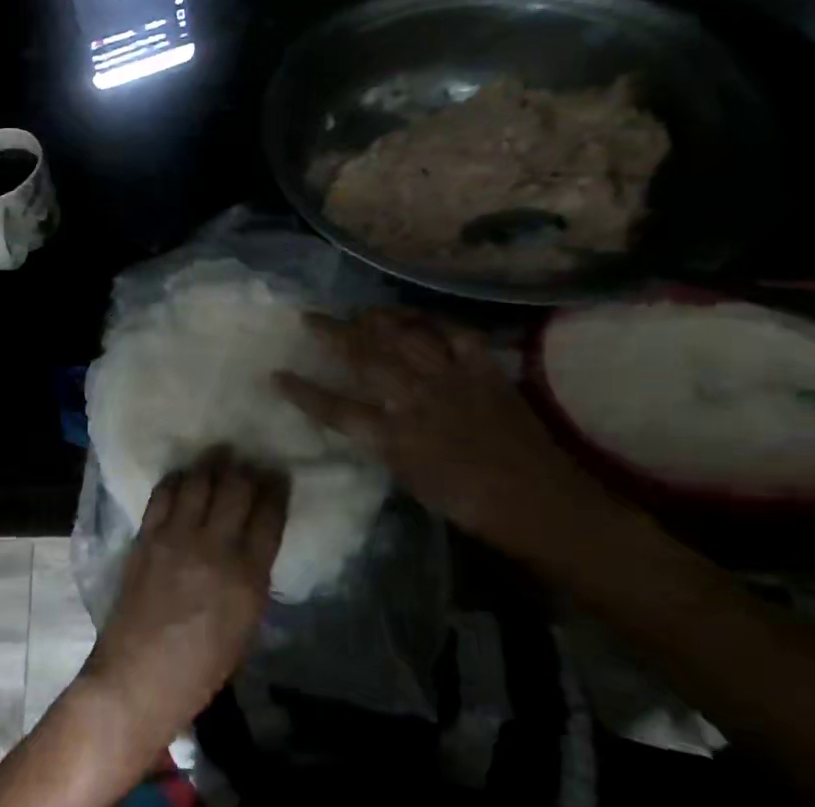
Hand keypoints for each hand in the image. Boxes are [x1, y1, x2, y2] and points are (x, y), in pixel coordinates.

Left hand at [81, 453, 287, 742]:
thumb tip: (253, 541)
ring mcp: (177, 537)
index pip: (270, 515)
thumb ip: (253, 577)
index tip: (279, 477)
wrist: (137, 680)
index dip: (277, 489)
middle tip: (249, 465)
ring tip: (219, 458)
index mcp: (247, 576)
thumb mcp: (246, 626)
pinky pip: (164, 493)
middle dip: (248, 470)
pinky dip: (178, 479)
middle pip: (237, 487)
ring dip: (213, 465)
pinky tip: (185, 478)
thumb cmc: (200, 668)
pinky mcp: (146, 536)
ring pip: (200, 480)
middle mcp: (215, 547)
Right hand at [274, 308, 616, 563]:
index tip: (277, 374)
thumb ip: (385, 445)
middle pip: (365, 357)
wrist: (536, 500)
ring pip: (405, 336)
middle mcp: (416, 401)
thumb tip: (368, 420)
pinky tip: (418, 317)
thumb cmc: (468, 503)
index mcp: (395, 438)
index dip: (304, 391)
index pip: (336, 409)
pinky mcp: (483, 369)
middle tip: (311, 316)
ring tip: (359, 311)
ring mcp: (451, 380)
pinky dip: (434, 321)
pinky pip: (454, 333)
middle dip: (333, 334)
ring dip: (377, 319)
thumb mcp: (412, 481)